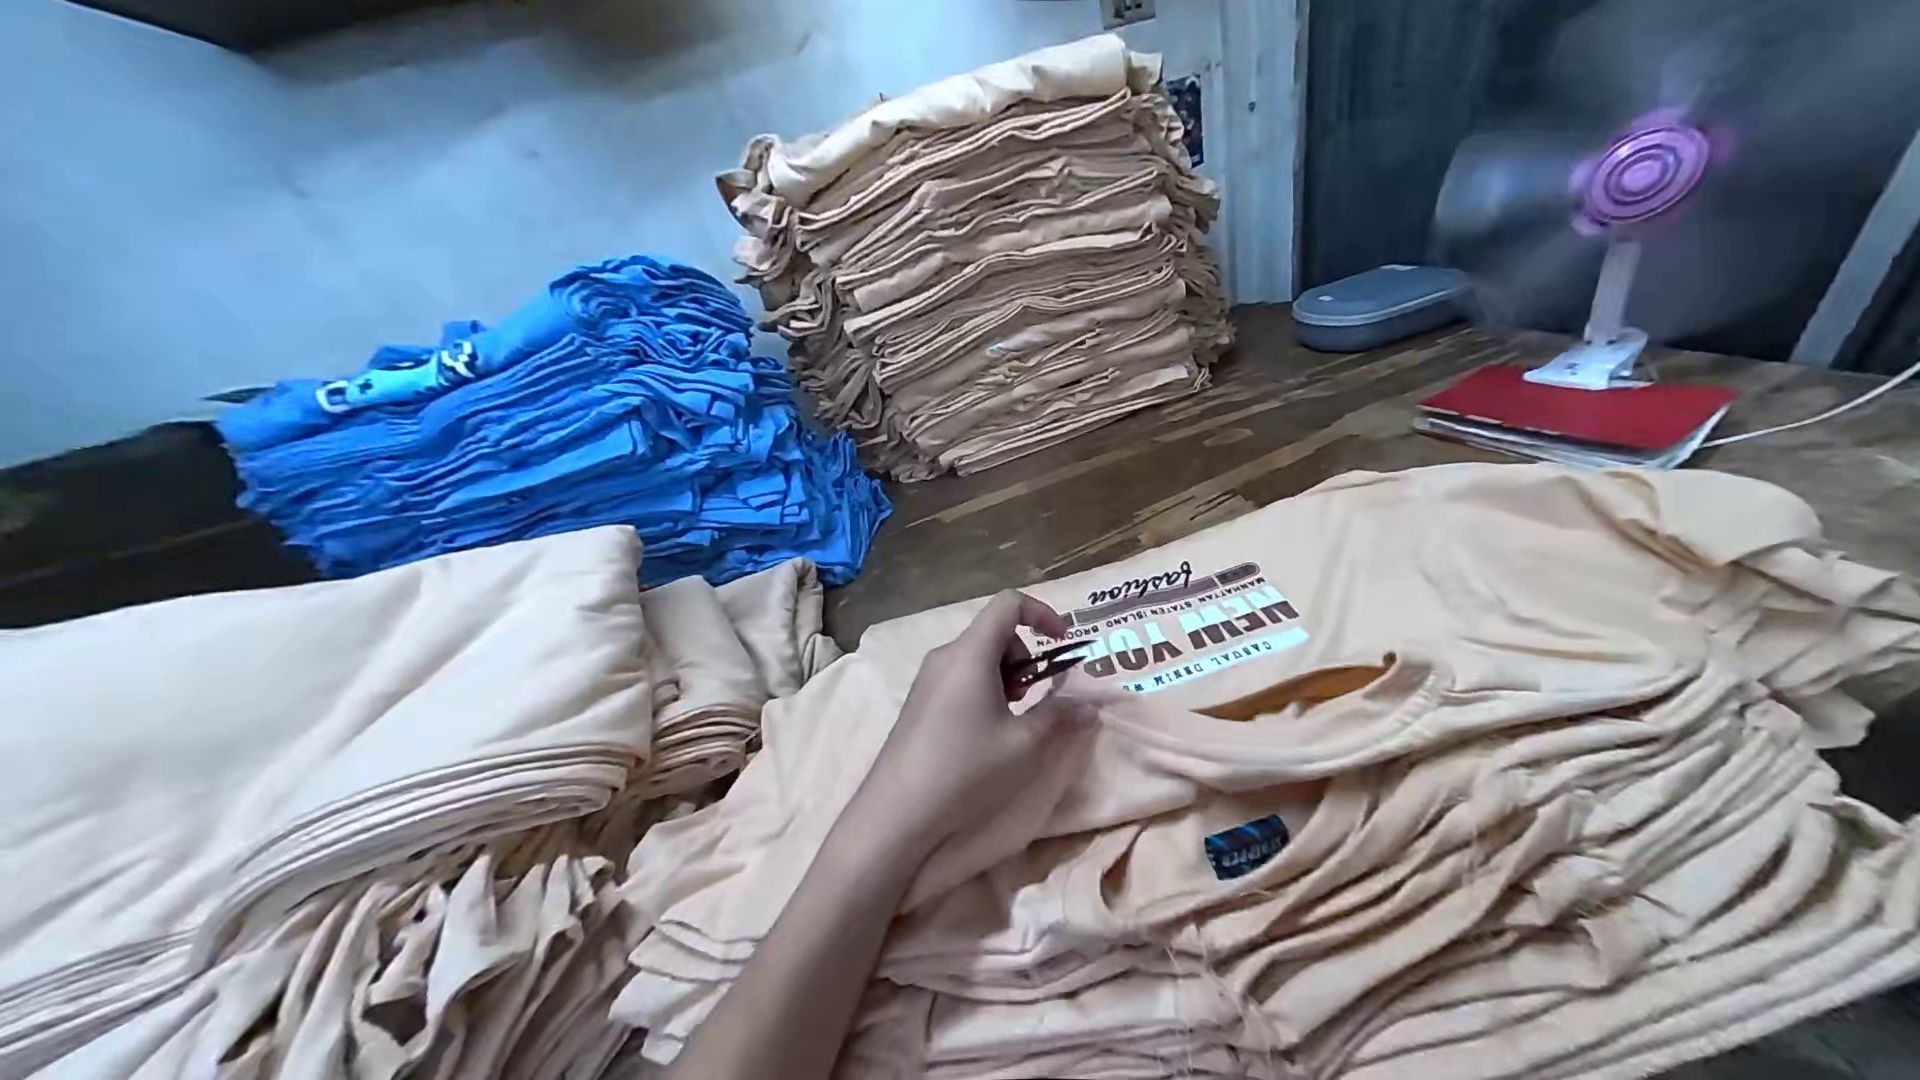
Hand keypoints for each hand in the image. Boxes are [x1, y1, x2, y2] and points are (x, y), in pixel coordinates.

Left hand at [850, 590, 1078, 855]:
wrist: (897, 813)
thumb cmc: (965, 769)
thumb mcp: (1023, 744)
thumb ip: (1059, 716)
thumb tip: (1089, 705)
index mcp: (970, 653)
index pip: (1008, 604)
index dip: (1042, 613)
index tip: (1062, 642)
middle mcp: (945, 656)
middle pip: (994, 632)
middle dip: (1025, 656)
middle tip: (1033, 698)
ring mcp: (927, 678)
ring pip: (977, 656)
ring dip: (1005, 675)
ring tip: (1011, 720)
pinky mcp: (919, 701)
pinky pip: (959, 676)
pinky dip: (984, 688)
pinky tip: (984, 732)